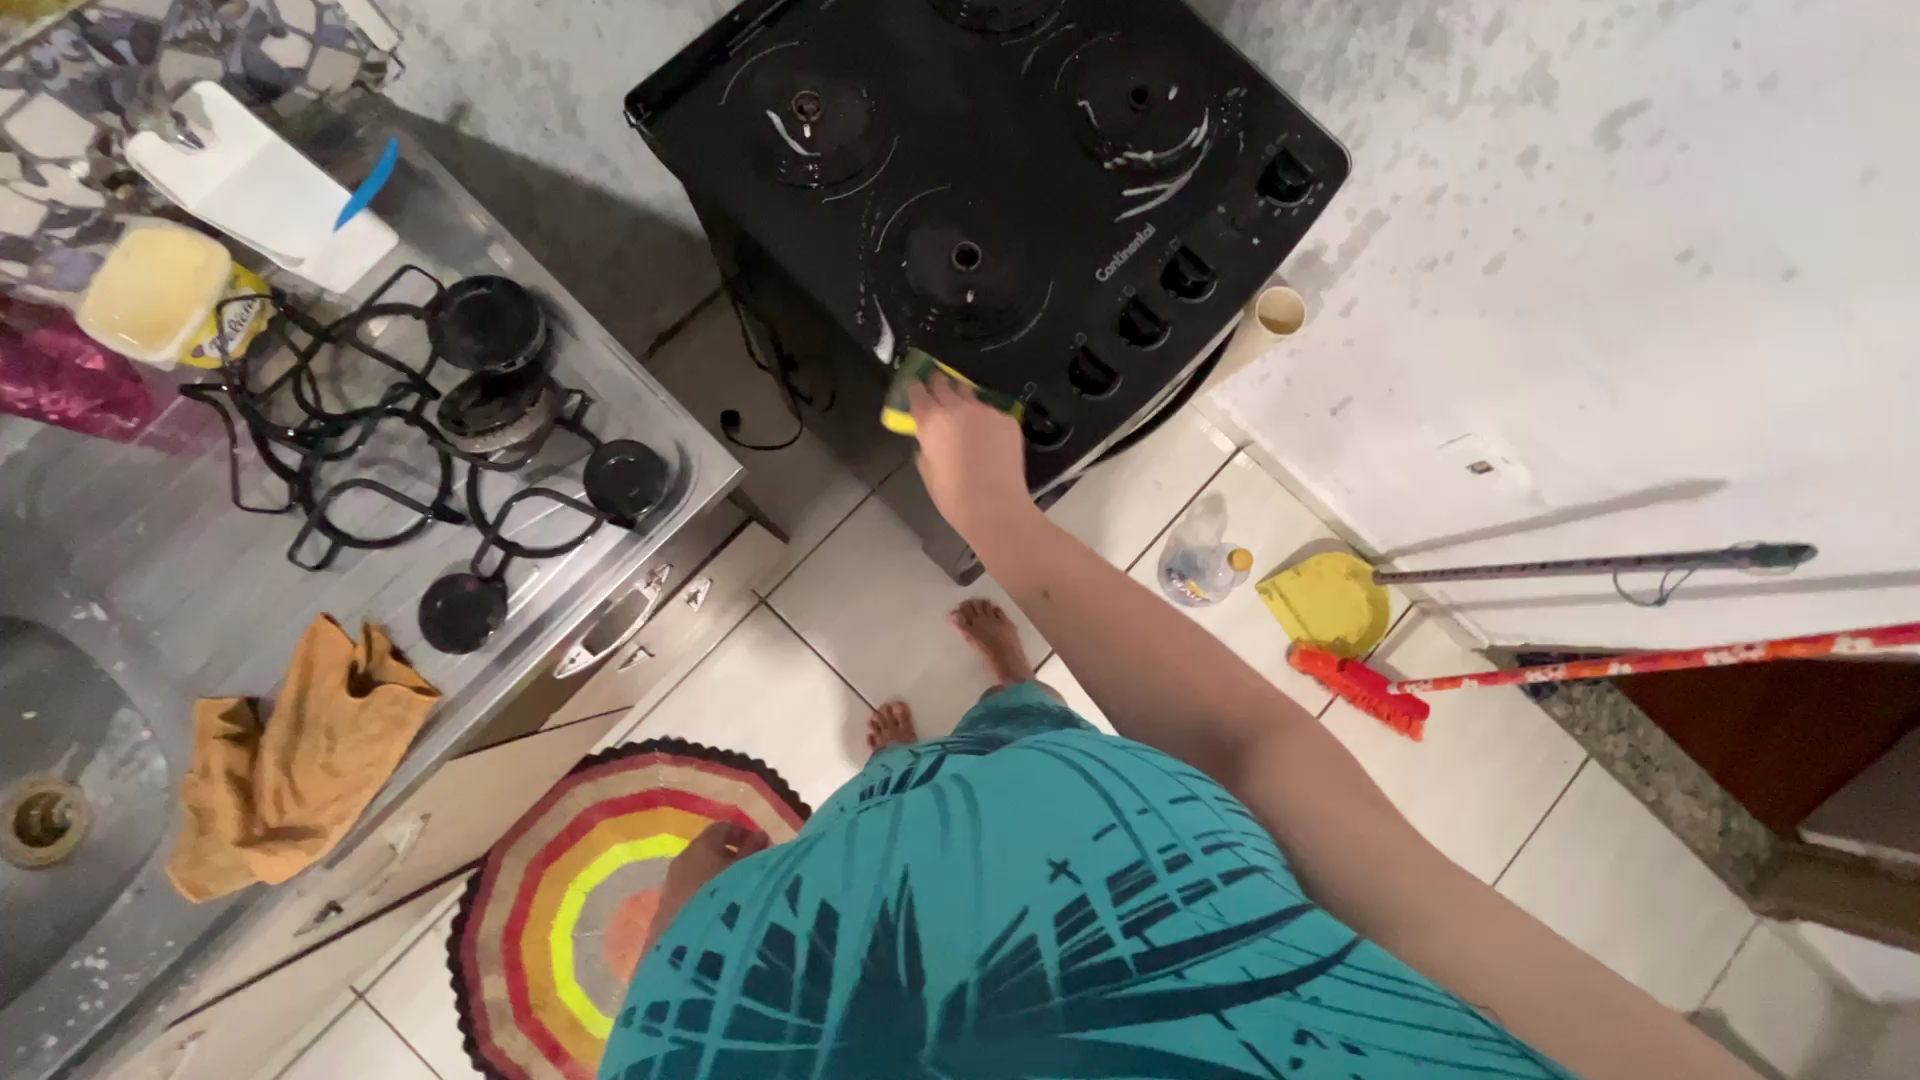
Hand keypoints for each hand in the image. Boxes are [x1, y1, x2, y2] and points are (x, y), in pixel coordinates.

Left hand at [650, 822, 768, 948]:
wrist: (689, 962)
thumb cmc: (730, 904)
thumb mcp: (752, 873)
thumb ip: (756, 852)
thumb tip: (760, 836)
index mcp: (699, 849)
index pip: (721, 829)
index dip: (744, 834)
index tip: (763, 847)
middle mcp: (678, 867)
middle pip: (706, 854)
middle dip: (731, 861)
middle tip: (755, 876)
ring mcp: (667, 897)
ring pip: (696, 881)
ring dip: (718, 886)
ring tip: (742, 903)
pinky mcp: (662, 927)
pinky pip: (688, 905)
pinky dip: (706, 906)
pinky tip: (723, 924)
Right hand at [908, 375, 1033, 543]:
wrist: (996, 507)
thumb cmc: (954, 497)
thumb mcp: (928, 471)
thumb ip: (926, 447)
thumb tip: (929, 439)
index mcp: (931, 421)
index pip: (917, 390)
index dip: (915, 388)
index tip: (916, 389)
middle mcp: (957, 408)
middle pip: (943, 382)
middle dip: (938, 383)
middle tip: (938, 389)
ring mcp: (985, 411)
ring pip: (970, 393)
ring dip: (963, 399)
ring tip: (965, 414)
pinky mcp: (1007, 419)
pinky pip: (992, 412)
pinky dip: (987, 420)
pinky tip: (990, 439)